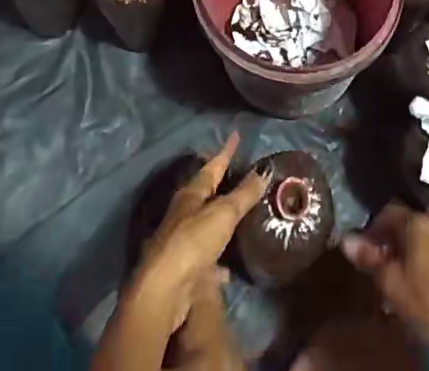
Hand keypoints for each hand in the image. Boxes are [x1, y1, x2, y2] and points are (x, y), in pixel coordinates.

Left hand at [125, 132, 268, 332]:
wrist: (163, 293)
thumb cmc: (192, 243)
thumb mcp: (223, 213)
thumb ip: (244, 193)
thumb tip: (265, 169)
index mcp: (191, 195)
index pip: (213, 166)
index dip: (226, 151)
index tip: (236, 135)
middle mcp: (184, 214)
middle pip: (206, 192)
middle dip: (221, 181)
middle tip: (239, 170)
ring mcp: (183, 241)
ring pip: (207, 222)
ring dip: (222, 216)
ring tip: (242, 212)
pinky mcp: (187, 267)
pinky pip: (210, 254)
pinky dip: (222, 254)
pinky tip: (234, 263)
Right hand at [342, 205, 428, 370]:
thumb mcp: (392, 285)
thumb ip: (369, 259)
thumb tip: (347, 239)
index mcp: (418, 223)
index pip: (388, 211)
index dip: (372, 229)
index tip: (365, 252)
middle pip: (409, 227)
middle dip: (393, 246)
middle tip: (382, 274)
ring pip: (427, 244)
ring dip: (413, 259)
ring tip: (403, 287)